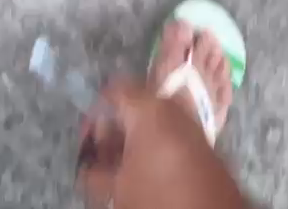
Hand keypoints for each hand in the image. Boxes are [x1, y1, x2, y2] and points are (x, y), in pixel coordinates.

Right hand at [76, 77, 247, 208]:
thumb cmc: (158, 195)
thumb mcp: (118, 188)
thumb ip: (95, 173)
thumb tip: (86, 167)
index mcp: (148, 107)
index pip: (114, 91)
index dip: (95, 114)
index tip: (87, 140)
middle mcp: (171, 106)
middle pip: (133, 107)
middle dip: (113, 132)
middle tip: (101, 159)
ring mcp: (189, 123)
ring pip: (152, 122)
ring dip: (133, 142)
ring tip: (120, 171)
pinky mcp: (201, 143)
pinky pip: (169, 135)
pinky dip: (154, 148)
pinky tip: (144, 173)